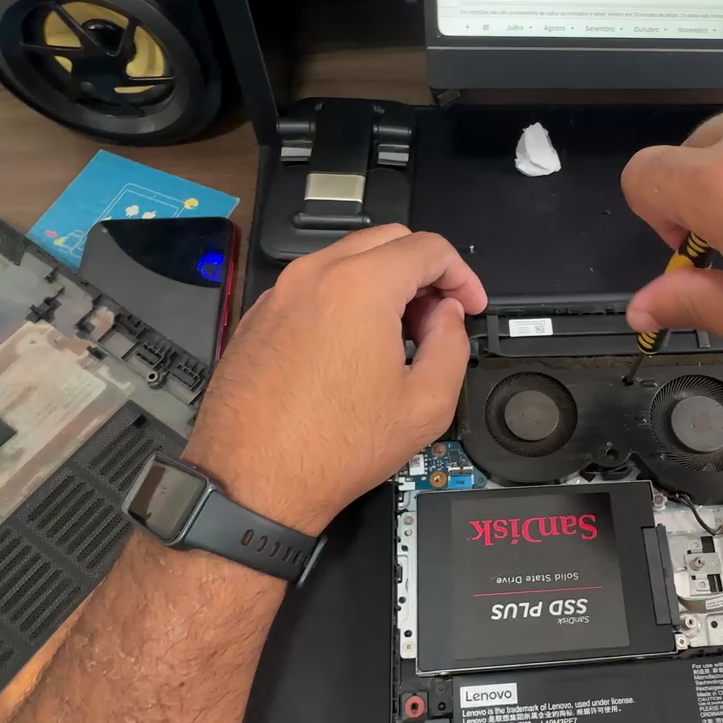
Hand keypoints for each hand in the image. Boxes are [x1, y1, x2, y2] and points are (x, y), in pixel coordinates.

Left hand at [184, 226, 486, 535]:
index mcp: (360, 287)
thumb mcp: (427, 404)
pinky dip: (347, 298)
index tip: (469, 304)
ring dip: (386, 283)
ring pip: (349, 259)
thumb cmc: (332, 448)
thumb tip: (448, 318)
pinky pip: (315, 286)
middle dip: (425, 271)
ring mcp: (282, 293)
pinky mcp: (261, 315)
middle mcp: (315, 276)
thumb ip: (453, 344)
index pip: (429, 248)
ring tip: (400, 337)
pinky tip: (356, 348)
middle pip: (388, 240)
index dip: (463, 275)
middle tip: (440, 316)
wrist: (253, 481)